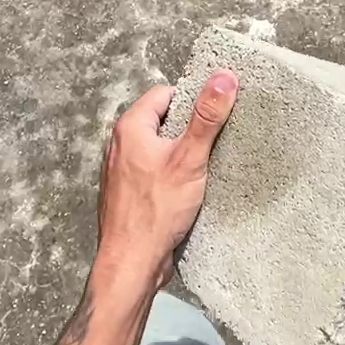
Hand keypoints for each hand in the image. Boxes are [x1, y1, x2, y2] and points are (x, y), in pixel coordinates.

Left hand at [94, 71, 240, 286]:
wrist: (131, 266)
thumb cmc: (155, 212)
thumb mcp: (190, 159)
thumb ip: (207, 117)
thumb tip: (224, 78)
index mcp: (130, 127)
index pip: (165, 94)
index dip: (191, 100)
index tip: (212, 113)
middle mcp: (120, 144)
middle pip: (163, 120)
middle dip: (187, 129)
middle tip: (210, 142)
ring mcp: (121, 169)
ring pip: (159, 146)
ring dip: (180, 153)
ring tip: (201, 167)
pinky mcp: (127, 192)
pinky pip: (153, 169)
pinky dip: (170, 173)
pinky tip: (187, 189)